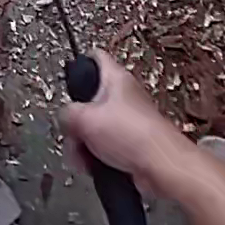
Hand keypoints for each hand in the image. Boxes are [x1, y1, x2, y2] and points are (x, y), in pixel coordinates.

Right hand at [59, 49, 191, 190]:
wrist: (159, 165)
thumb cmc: (134, 135)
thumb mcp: (85, 119)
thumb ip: (67, 114)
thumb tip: (64, 117)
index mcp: (116, 79)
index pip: (96, 57)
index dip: (81, 61)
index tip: (70, 71)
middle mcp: (123, 96)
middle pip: (88, 101)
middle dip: (76, 122)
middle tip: (74, 133)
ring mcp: (127, 120)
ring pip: (94, 127)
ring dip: (83, 144)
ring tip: (85, 157)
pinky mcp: (130, 142)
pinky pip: (104, 146)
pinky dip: (96, 156)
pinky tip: (95, 166)